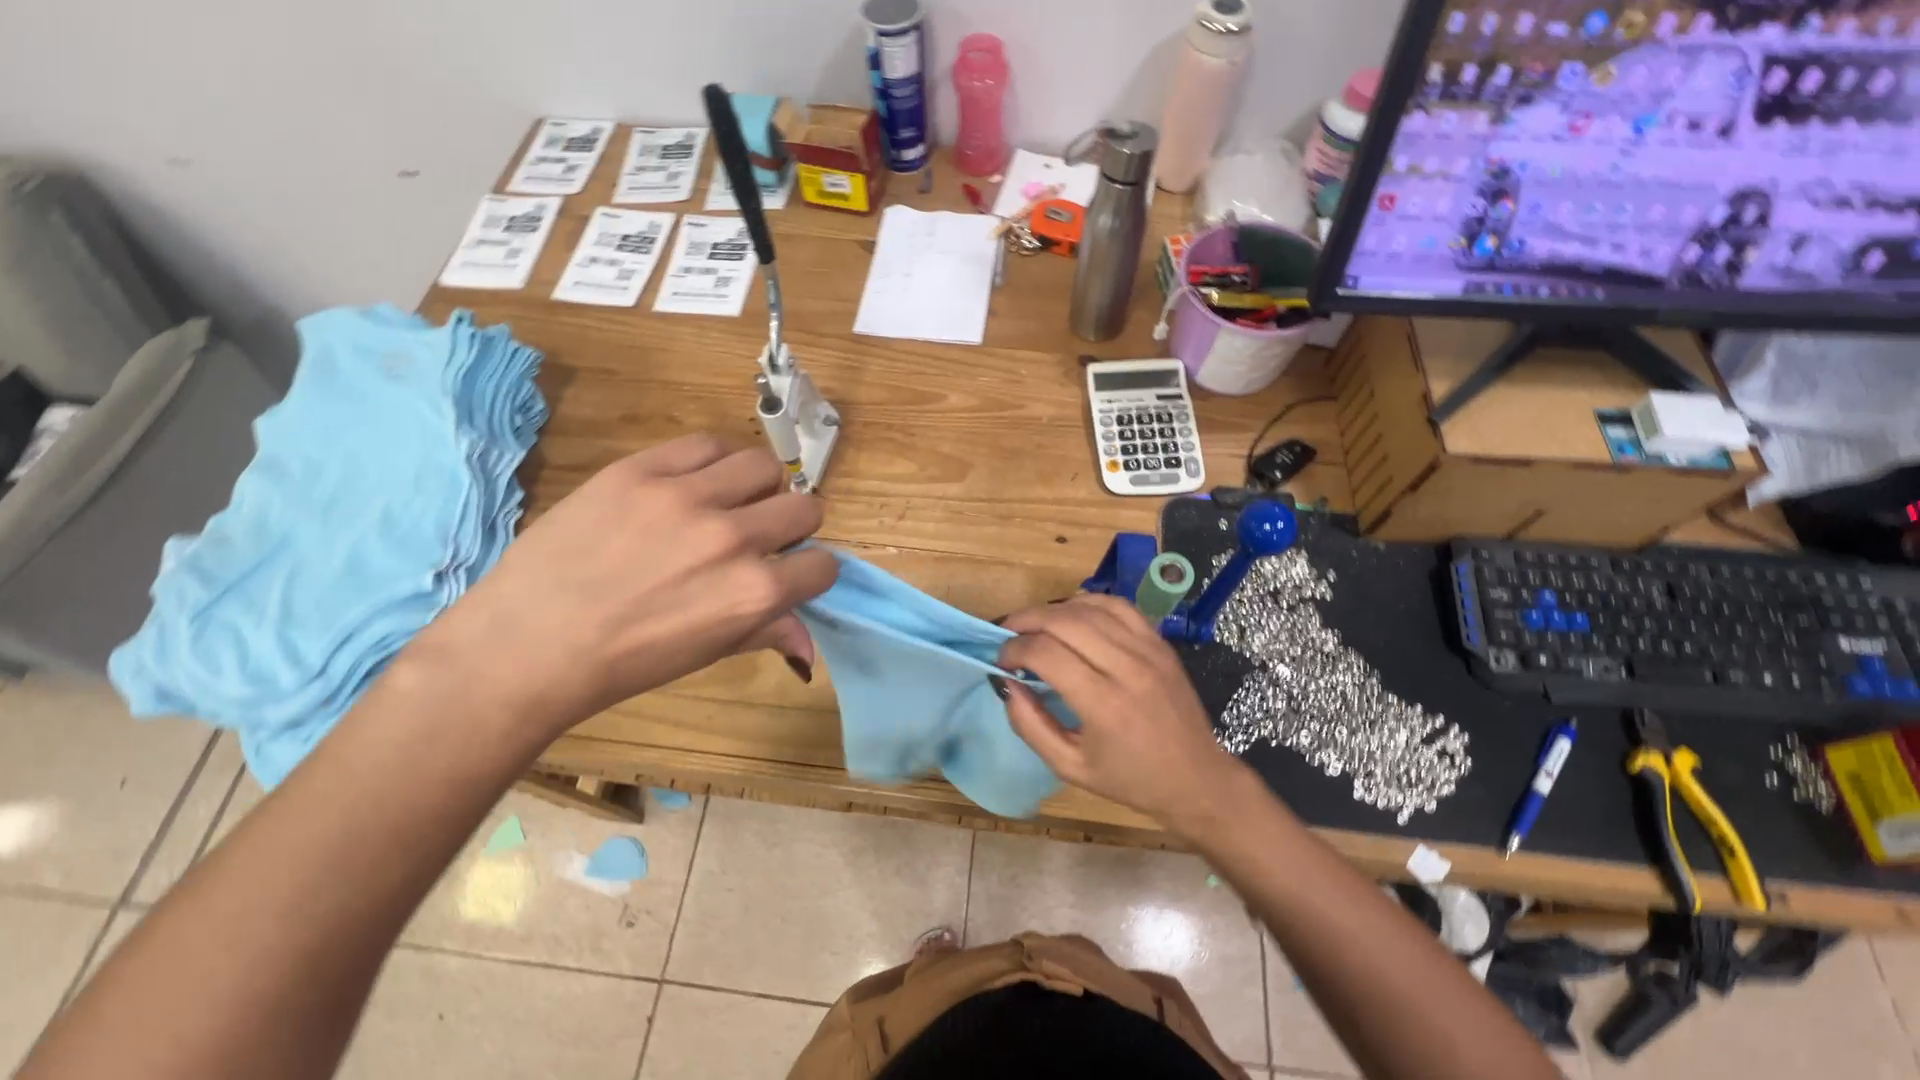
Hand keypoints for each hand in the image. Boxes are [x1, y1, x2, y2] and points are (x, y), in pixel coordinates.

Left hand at [408, 435, 836, 734]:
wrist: (529, 642)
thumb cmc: (624, 661)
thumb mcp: (705, 653)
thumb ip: (765, 634)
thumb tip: (809, 644)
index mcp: (753, 594)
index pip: (823, 565)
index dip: (810, 571)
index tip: (790, 573)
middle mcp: (733, 538)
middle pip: (804, 507)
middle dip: (793, 525)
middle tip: (762, 536)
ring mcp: (686, 497)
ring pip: (763, 465)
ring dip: (759, 487)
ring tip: (728, 502)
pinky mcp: (641, 469)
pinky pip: (706, 444)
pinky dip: (714, 462)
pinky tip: (695, 482)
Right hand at [996, 595, 1249, 827]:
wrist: (1196, 779)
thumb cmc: (1130, 780)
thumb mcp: (1069, 766)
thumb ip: (1030, 725)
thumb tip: (1006, 685)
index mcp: (1103, 704)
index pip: (1045, 653)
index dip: (1013, 650)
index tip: (1001, 661)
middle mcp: (1126, 668)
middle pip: (1064, 622)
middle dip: (1026, 621)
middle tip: (1007, 634)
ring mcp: (1148, 650)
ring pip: (1090, 608)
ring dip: (1053, 610)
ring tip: (1034, 624)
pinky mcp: (1160, 643)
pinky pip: (1119, 607)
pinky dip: (1088, 603)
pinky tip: (1072, 616)